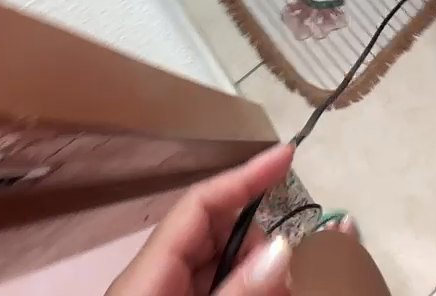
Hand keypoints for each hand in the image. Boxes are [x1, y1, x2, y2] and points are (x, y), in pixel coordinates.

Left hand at [107, 144, 296, 295]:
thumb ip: (237, 289)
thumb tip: (284, 246)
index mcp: (147, 272)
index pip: (201, 202)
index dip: (245, 175)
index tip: (287, 154)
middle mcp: (153, 278)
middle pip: (215, 232)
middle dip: (257, 242)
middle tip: (288, 272)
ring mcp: (162, 294)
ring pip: (219, 262)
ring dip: (253, 271)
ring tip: (280, 290)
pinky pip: (213, 287)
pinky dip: (242, 288)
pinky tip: (262, 295)